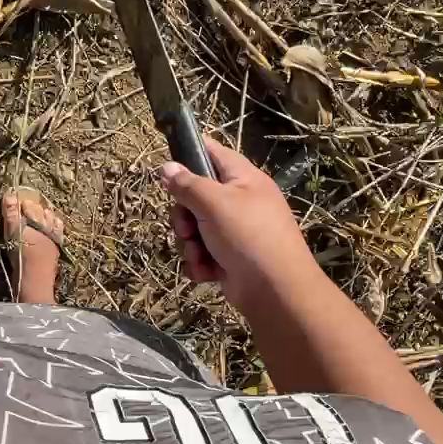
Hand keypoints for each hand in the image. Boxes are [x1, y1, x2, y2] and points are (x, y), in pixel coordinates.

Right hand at [158, 139, 320, 313]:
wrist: (275, 290)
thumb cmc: (247, 236)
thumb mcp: (213, 203)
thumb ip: (187, 184)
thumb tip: (167, 167)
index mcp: (243, 179)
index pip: (212, 153)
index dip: (190, 154)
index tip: (168, 165)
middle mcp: (238, 202)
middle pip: (194, 197)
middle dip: (183, 216)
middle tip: (187, 228)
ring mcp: (233, 231)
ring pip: (193, 228)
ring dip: (189, 244)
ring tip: (199, 255)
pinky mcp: (227, 257)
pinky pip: (200, 253)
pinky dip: (199, 263)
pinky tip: (205, 271)